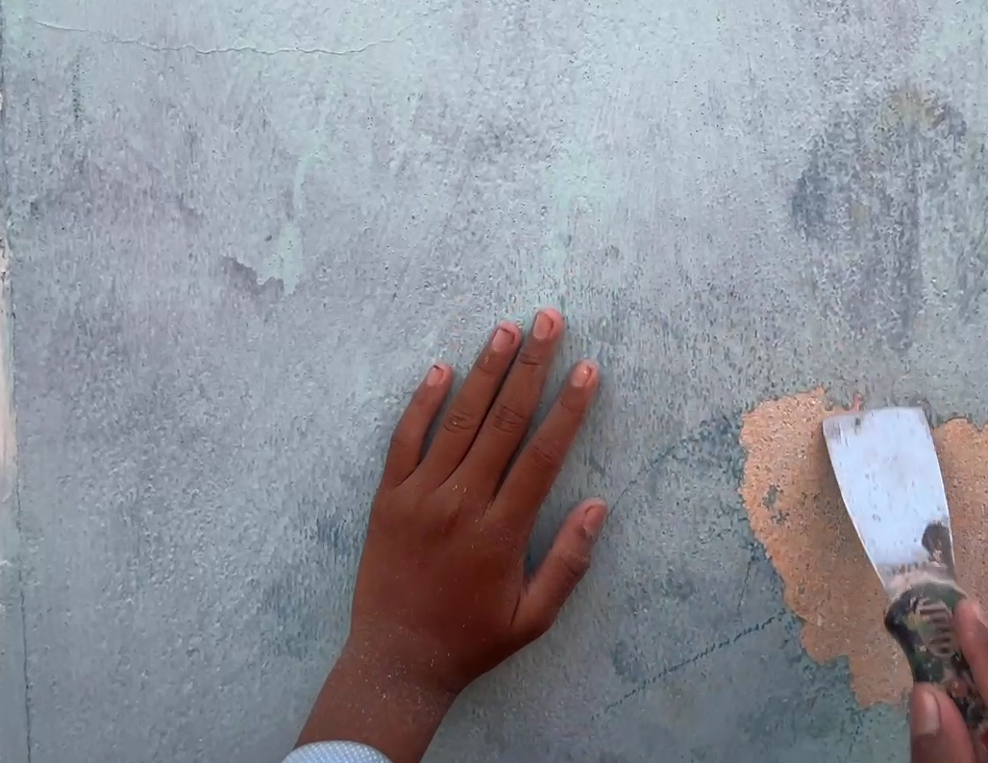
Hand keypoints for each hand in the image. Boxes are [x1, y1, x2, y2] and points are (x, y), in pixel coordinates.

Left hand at [296, 309, 605, 762]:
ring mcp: (420, 496)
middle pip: (504, 422)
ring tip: (506, 330)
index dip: (568, 407)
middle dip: (531, 366)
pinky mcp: (387, 498)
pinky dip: (422, 403)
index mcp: (500, 531)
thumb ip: (569, 562)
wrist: (393, 664)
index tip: (587, 368)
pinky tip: (440, 369)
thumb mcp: (532, 618)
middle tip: (548, 322)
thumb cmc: (470, 640)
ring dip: (485, 371)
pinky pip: (405, 440)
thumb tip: (599, 506)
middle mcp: (461, 502)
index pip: (542, 455)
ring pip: (459, 421)